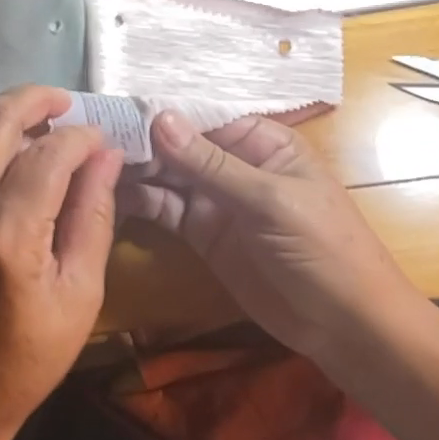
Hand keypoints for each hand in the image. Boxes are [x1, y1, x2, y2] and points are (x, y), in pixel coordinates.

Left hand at [0, 86, 124, 439]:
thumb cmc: (25, 357)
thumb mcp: (80, 295)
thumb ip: (92, 216)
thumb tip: (106, 156)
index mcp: (8, 233)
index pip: (49, 155)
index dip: (80, 138)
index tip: (103, 139)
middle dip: (35, 100)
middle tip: (67, 101)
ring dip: (5, 111)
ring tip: (43, 115)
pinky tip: (11, 143)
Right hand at [120, 111, 421, 358]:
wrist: (348, 329)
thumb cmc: (324, 250)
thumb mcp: (269, 201)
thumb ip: (211, 163)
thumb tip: (160, 117)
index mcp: (260, 141)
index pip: (202, 116)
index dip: (160, 113)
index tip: (114, 110)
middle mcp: (233, 162)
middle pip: (178, 143)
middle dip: (139, 141)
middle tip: (90, 141)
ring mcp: (216, 198)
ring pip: (166, 174)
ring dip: (132, 169)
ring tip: (90, 165)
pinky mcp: (202, 232)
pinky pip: (164, 208)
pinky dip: (138, 201)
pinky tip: (107, 194)